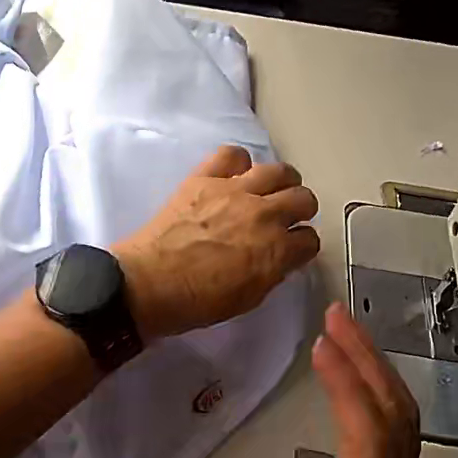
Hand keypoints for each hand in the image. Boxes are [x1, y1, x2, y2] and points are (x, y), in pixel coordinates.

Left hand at [113, 145, 317, 338]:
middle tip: (286, 216)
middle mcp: (263, 215)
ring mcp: (234, 192)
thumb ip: (270, 272)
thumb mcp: (247, 298)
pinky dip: (237, 163)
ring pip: (277, 171)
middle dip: (299, 210)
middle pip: (302, 198)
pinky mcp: (203, 179)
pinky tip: (232, 176)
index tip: (292, 247)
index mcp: (277, 251)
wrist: (148, 284)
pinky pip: (231, 155)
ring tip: (268, 190)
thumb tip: (277, 259)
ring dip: (280, 181)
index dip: (301, 244)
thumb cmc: (196, 302)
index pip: (309, 239)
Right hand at [214, 302, 457, 457]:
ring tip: (344, 330)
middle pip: (392, 410)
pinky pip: (398, 424)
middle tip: (335, 314)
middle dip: (364, 356)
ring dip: (375, 366)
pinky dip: (380, 387)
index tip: (322, 346)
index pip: (365, 438)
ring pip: (401, 413)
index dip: (346, 388)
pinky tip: (360, 373)